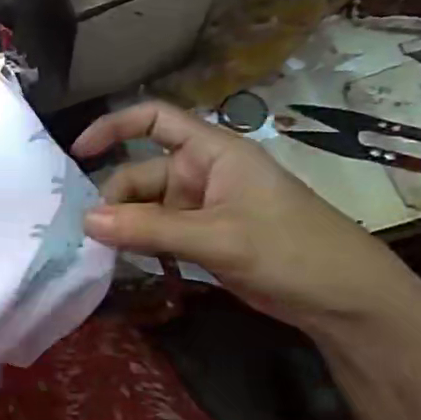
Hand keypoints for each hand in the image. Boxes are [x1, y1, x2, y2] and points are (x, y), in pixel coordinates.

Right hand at [73, 101, 420, 334]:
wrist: (343, 299)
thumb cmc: (290, 249)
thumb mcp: (216, 236)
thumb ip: (149, 228)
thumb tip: (85, 221)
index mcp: (212, 152)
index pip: (154, 120)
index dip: (113, 127)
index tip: (77, 154)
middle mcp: (202, 173)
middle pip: (140, 174)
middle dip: (112, 200)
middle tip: (86, 235)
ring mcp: (202, 208)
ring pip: (146, 209)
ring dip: (122, 227)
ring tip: (95, 252)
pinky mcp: (203, 239)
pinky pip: (158, 234)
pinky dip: (139, 245)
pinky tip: (120, 263)